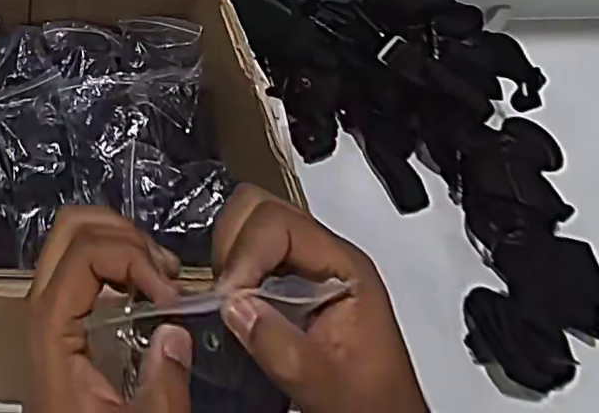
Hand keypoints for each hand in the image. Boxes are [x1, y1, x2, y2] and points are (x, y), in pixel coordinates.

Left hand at [26, 207, 189, 412]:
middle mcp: (41, 301)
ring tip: (163, 278)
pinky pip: (81, 260)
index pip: (85, 251)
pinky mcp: (62, 315)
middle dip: (124, 234)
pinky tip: (146, 287)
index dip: (132, 258)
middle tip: (167, 274)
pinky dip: (115, 256)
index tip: (171, 297)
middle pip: (71, 227)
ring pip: (74, 236)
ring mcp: (49, 304)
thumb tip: (176, 330)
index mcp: (51, 323)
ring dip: (121, 241)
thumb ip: (162, 388)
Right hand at [214, 185, 427, 412]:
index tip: (230, 296)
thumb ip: (286, 352)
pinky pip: (241, 245)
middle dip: (230, 243)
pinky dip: (227, 267)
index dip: (245, 252)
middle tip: (227, 290)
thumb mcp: (332, 391)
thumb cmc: (371, 407)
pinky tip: (234, 302)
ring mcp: (300, 258)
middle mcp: (321, 252)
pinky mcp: (282, 271)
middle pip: (256, 206)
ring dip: (227, 255)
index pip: (275, 220)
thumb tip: (235, 305)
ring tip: (230, 299)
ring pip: (243, 220)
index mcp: (343, 266)